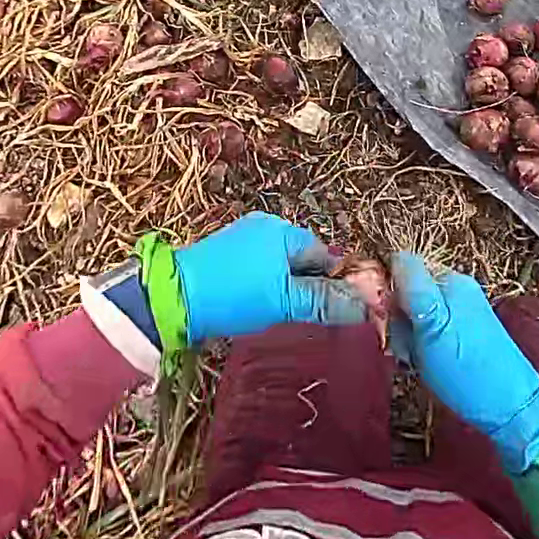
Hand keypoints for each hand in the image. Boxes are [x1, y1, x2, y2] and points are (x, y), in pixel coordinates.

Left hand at [173, 212, 367, 344]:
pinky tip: (259, 303)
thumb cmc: (234, 293)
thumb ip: (324, 301)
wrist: (172, 298)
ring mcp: (242, 238)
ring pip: (279, 263)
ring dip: (286, 285)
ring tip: (283, 311)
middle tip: (307, 313)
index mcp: (282, 230)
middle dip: (308, 282)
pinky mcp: (225, 254)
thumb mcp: (284, 299)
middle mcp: (265, 226)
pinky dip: (266, 283)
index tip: (335, 306)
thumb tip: (365, 307)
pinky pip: (259, 266)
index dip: (332, 280)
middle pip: (301, 256)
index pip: (322, 253)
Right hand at [389, 252, 538, 473]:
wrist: (510, 406)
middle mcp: (456, 288)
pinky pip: (430, 327)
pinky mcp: (463, 331)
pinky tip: (426, 363)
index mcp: (449, 280)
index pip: (404, 266)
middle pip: (408, 289)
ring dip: (407, 334)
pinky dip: (421, 344)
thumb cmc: (466, 368)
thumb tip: (396, 254)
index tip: (388, 315)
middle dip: (398, 315)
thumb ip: (413, 287)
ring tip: (415, 358)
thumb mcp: (432, 325)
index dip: (390, 288)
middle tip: (404, 344)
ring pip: (416, 311)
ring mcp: (461, 310)